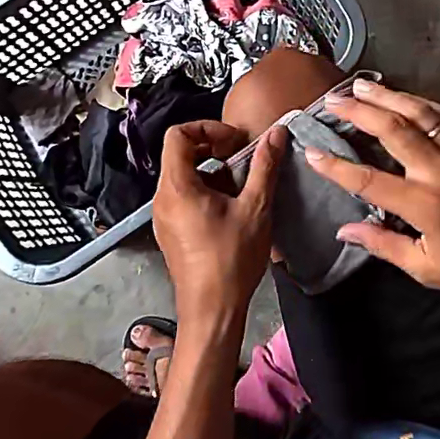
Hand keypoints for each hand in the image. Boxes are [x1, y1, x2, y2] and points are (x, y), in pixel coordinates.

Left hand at [152, 120, 286, 328]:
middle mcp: (163, 199)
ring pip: (184, 176)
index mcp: (177, 187)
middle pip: (180, 154)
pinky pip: (185, 197)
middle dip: (213, 149)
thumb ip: (264, 166)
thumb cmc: (232, 260)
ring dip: (214, 172)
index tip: (235, 142)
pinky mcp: (171, 231)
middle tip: (241, 159)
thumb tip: (276, 133)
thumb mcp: (256, 208)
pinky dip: (207, 192)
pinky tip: (232, 210)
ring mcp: (164, 217)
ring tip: (242, 188)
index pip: (178, 135)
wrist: (212, 310)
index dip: (208, 129)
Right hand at [305, 79, 439, 309]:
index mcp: (428, 207)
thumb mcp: (429, 270)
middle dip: (359, 112)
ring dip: (389, 97)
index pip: (370, 180)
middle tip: (332, 100)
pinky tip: (405, 97)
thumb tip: (345, 230)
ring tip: (361, 86)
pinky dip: (423, 103)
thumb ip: (384, 245)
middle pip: (394, 131)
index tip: (311, 151)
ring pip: (422, 114)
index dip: (337, 166)